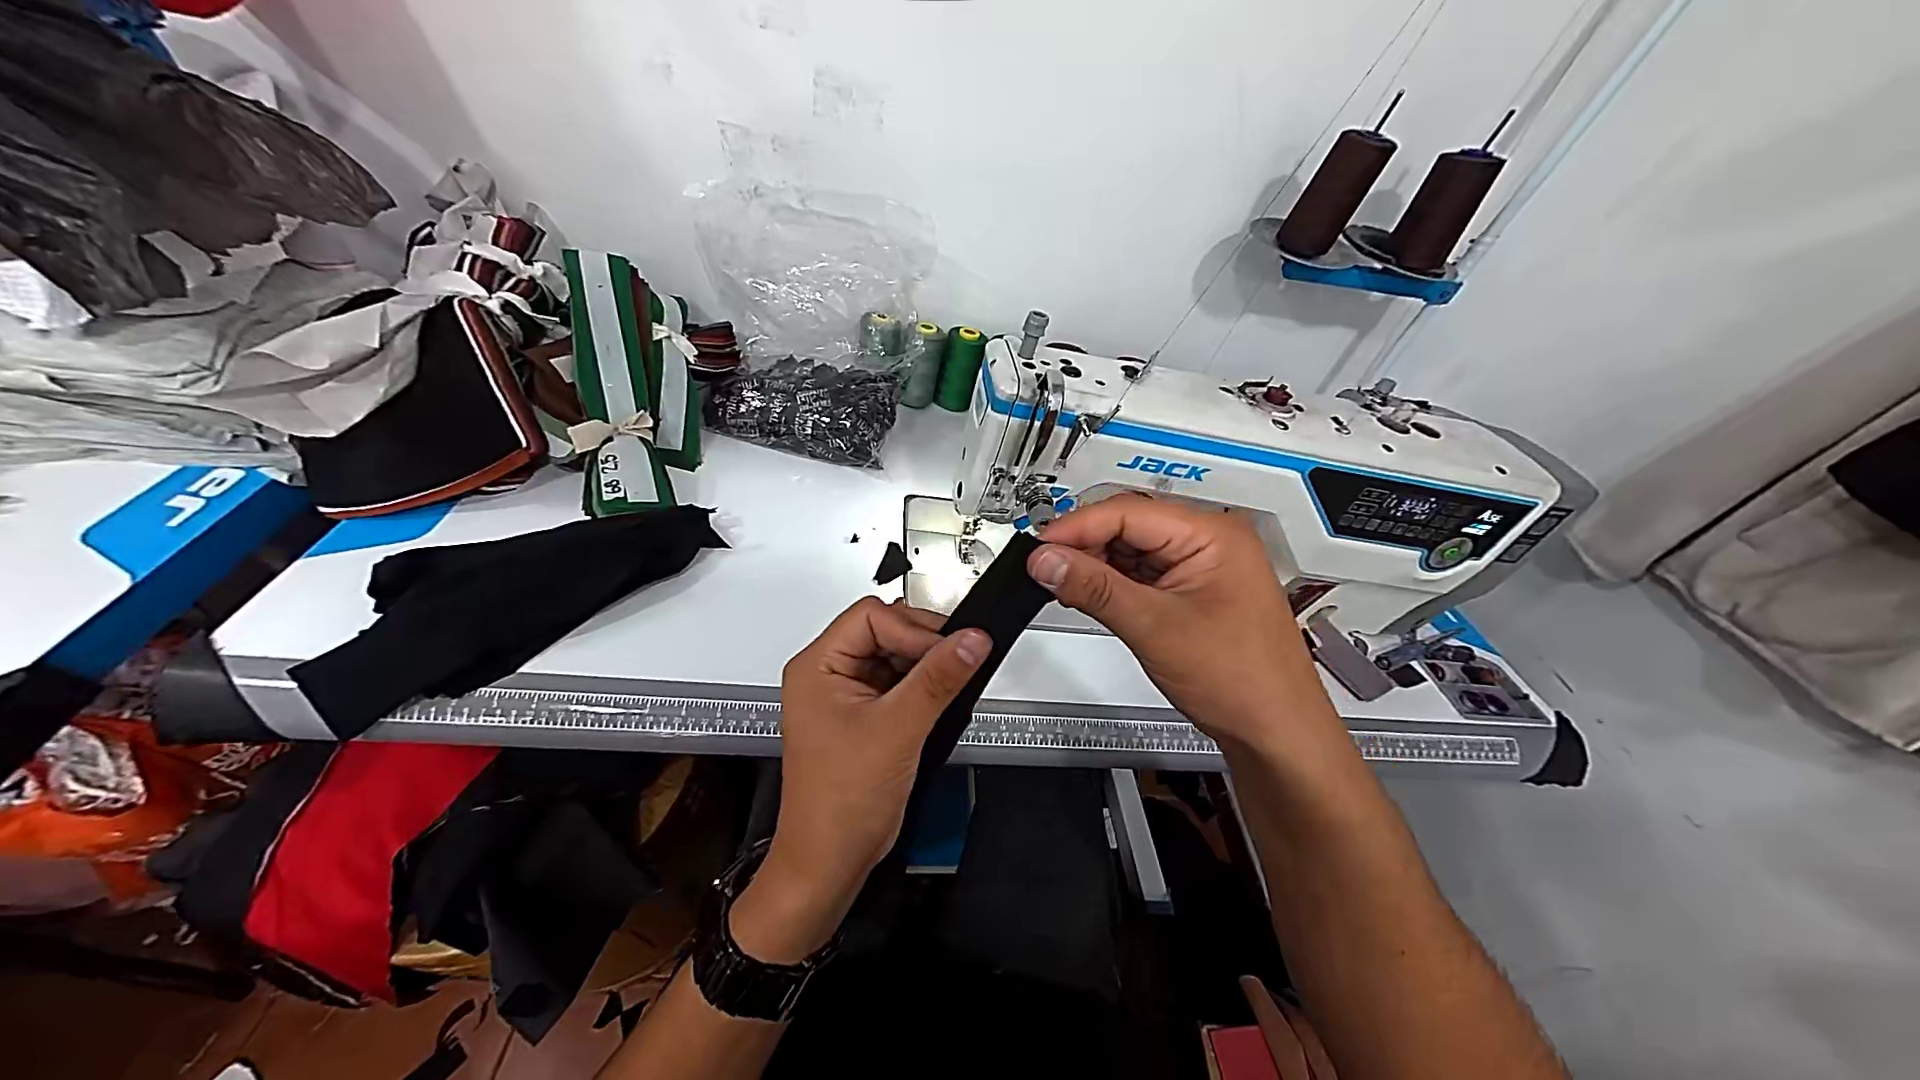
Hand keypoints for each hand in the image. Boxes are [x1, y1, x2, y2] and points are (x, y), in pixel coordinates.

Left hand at [732, 598, 988, 963]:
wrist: (831, 858)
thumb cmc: (836, 804)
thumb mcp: (897, 729)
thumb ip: (938, 679)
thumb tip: (969, 641)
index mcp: (817, 666)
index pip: (873, 617)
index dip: (914, 629)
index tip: (947, 650)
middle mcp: (828, 675)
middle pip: (886, 630)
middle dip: (923, 645)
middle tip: (954, 662)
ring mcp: (847, 695)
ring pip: (896, 655)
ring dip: (926, 668)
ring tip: (946, 687)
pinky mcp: (866, 714)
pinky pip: (900, 682)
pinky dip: (923, 687)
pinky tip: (938, 703)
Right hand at [1026, 493, 1341, 756]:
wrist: (1274, 731)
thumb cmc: (1246, 681)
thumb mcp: (1154, 627)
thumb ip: (1094, 588)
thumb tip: (1049, 561)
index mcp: (1213, 535)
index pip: (1127, 511)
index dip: (1077, 528)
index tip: (1041, 547)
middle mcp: (1210, 542)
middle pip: (1127, 525)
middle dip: (1083, 546)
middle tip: (1046, 568)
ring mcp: (1200, 566)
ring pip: (1130, 549)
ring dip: (1094, 566)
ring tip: (1064, 586)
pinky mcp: (1190, 589)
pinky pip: (1139, 573)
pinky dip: (1110, 583)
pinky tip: (1090, 596)